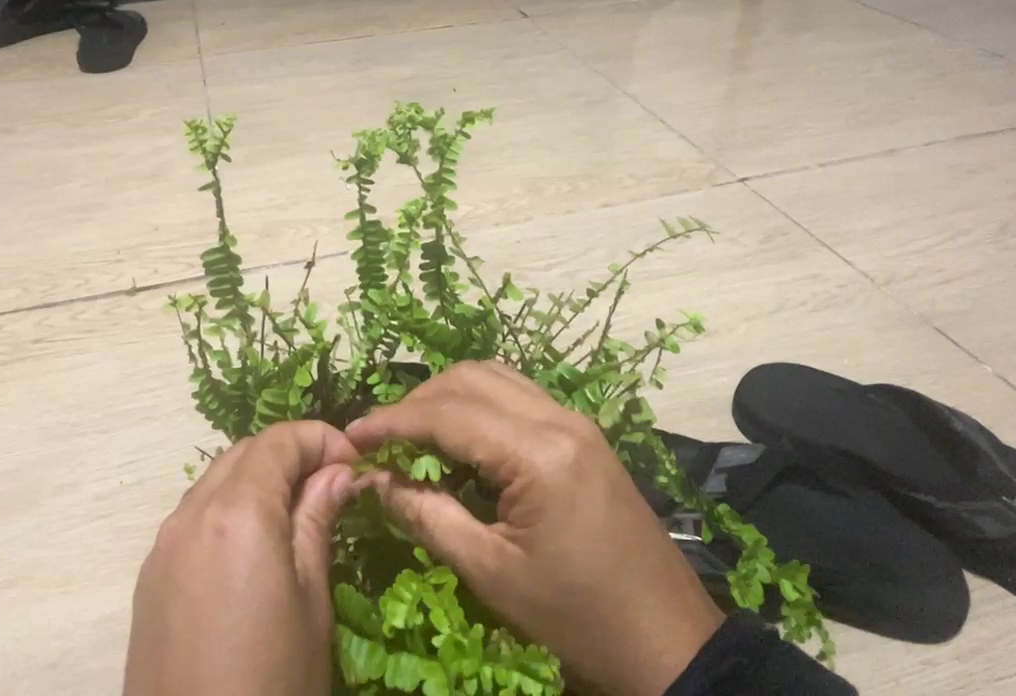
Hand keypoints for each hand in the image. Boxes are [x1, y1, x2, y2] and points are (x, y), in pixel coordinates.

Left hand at [123, 421, 359, 695]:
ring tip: (298, 512)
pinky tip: (255, 545)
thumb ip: (317, 522)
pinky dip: (229, 508)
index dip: (321, 438)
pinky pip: (193, 516)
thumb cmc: (273, 679)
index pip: (280, 441)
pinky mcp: (151, 576)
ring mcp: (164, 545)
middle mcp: (192, 514)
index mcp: (238, 513)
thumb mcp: (311, 601)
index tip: (355, 462)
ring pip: (215, 480)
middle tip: (333, 482)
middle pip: (244, 452)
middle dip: (291, 453)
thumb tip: (337, 472)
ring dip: (258, 478)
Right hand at [347, 361, 725, 695]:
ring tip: (413, 437)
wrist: (665, 637)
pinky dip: (479, 406)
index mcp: (539, 453)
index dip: (393, 421)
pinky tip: (458, 440)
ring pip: (496, 378)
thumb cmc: (575, 614)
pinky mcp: (583, 435)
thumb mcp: (491, 572)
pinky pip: (518, 397)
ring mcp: (576, 422)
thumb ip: (427, 515)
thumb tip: (373, 478)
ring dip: (448, 397)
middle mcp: (559, 419)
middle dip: (417, 402)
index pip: (448, 413)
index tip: (351, 437)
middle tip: (382, 440)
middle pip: (470, 379)